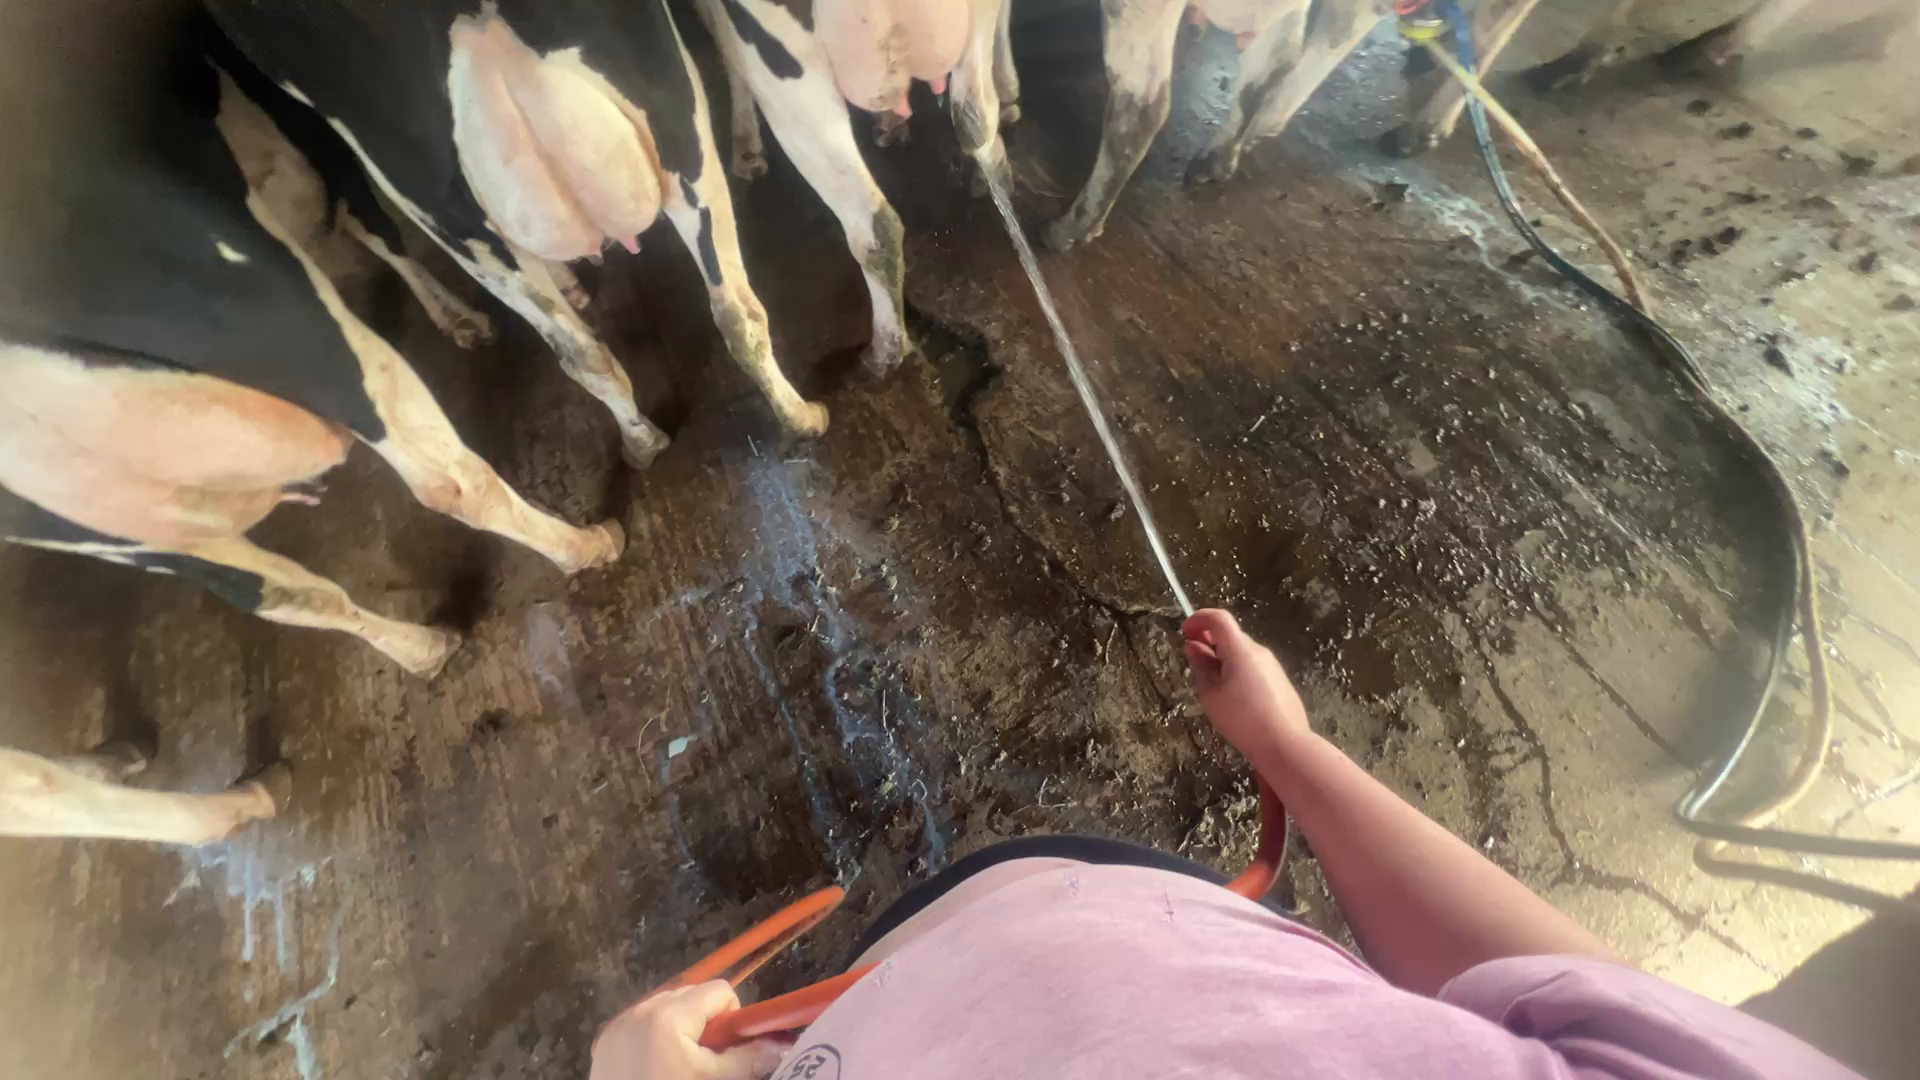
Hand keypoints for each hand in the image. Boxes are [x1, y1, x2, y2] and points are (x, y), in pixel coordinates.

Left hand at [591, 981, 786, 1079]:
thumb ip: (747, 1059)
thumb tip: (783, 1044)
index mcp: (670, 1016)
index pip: (719, 991)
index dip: (728, 1019)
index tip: (719, 1052)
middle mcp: (643, 1008)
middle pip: (694, 994)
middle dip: (704, 1023)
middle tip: (698, 1062)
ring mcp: (621, 1022)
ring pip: (670, 1004)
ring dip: (681, 1025)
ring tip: (673, 1065)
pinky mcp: (606, 1037)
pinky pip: (645, 1018)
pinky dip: (656, 1033)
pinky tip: (651, 1066)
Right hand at [1182, 609, 1310, 758]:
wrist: (1285, 745)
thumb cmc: (1242, 720)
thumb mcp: (1211, 694)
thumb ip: (1201, 666)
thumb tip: (1193, 646)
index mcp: (1240, 651)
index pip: (1219, 619)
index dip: (1198, 619)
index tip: (1185, 632)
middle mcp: (1259, 652)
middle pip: (1230, 635)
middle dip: (1208, 641)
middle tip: (1194, 661)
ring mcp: (1272, 665)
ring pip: (1241, 651)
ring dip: (1222, 656)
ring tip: (1212, 684)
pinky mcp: (1280, 680)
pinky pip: (1253, 665)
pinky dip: (1236, 668)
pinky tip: (1234, 695)